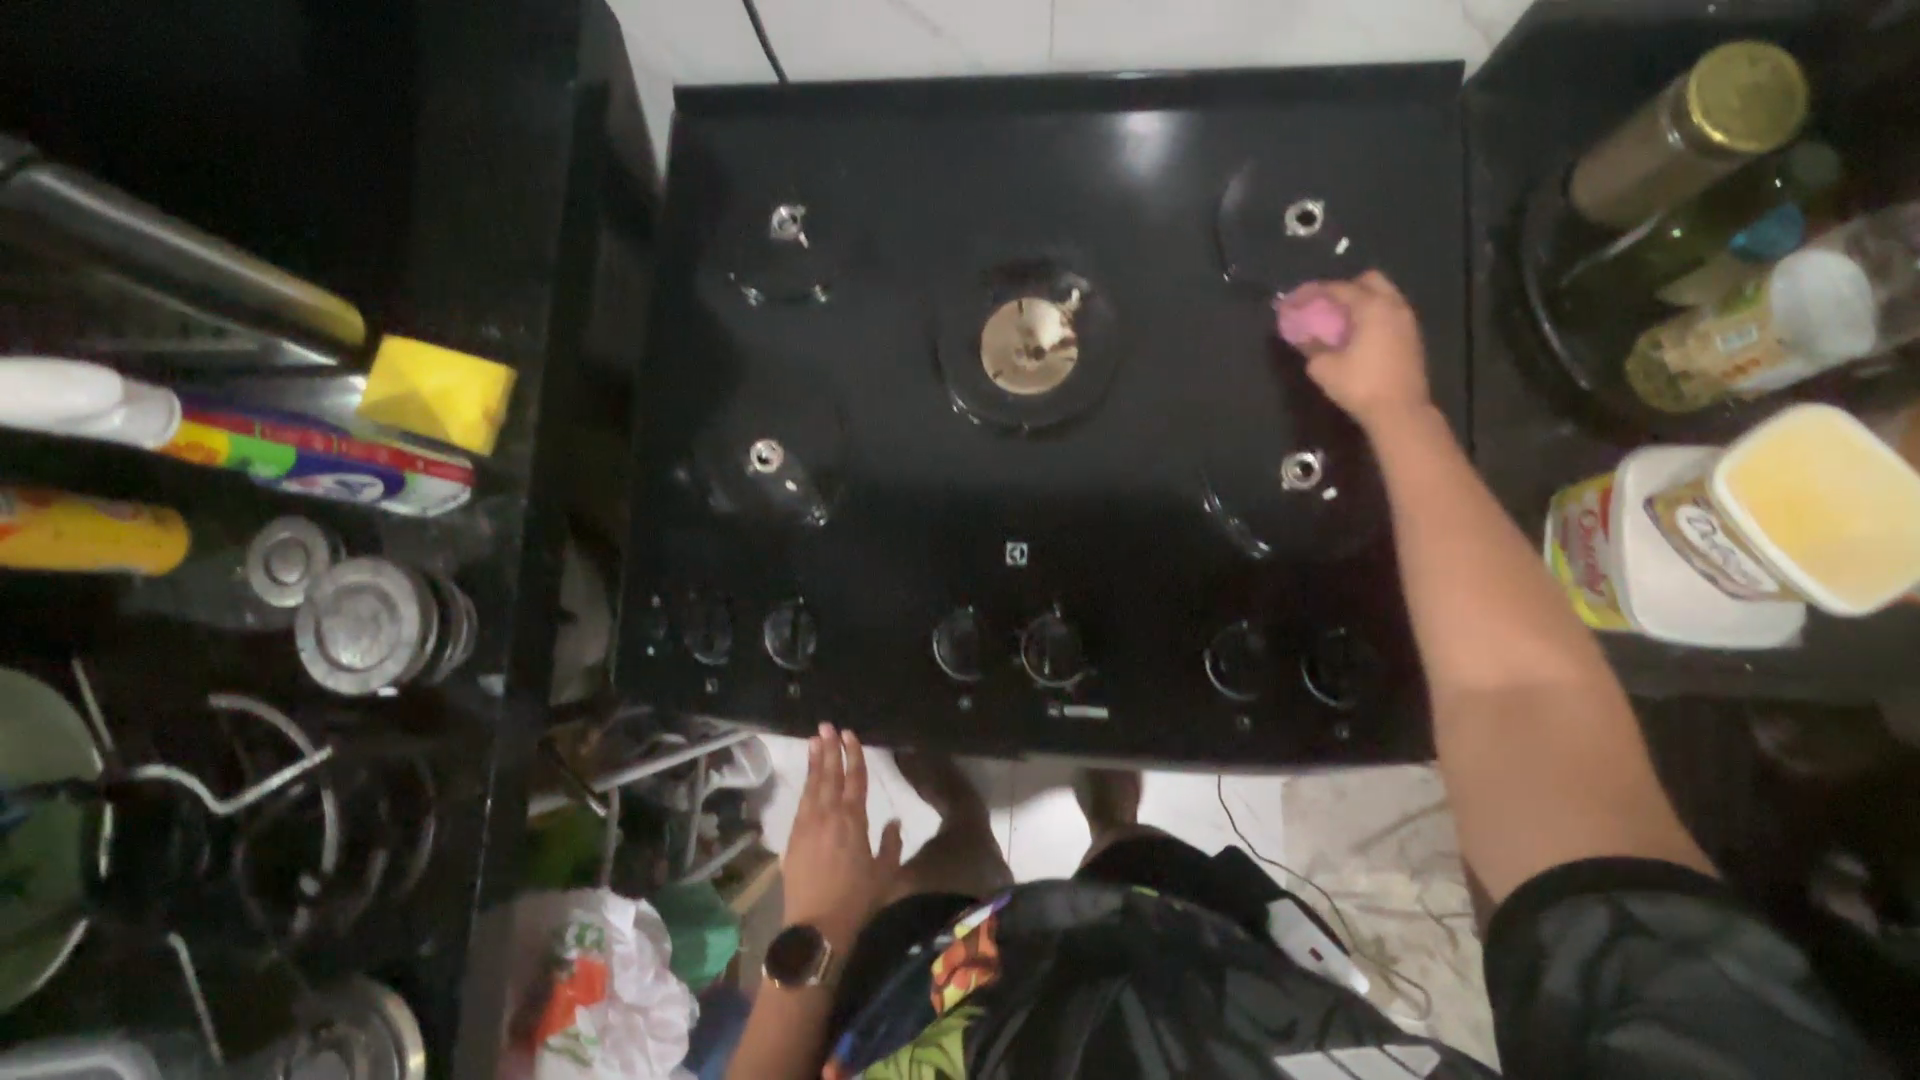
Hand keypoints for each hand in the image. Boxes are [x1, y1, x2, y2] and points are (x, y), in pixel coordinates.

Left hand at [782, 724, 902, 949]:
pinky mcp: (792, 838)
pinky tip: (807, 780)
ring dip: (814, 762)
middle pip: (830, 775)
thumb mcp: (885, 873)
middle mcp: (828, 815)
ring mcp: (806, 825)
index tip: (850, 734)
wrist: (816, 926)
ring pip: (812, 786)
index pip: (855, 779)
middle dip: (830, 749)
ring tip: (814, 741)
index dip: (853, 755)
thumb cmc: (857, 900)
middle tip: (827, 726)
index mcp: (854, 820)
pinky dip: (805, 786)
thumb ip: (890, 843)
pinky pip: (801, 804)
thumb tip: (892, 821)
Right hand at [1296, 270, 1431, 431]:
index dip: (1312, 292)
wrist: (1400, 411)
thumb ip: (1311, 345)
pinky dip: (1373, 315)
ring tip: (1339, 321)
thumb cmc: (1360, 386)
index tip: (1292, 300)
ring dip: (1360, 302)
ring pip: (1383, 296)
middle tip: (1324, 306)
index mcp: (1371, 307)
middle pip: (1369, 280)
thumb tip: (1303, 336)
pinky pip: (1390, 313)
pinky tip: (1358, 335)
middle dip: (1344, 288)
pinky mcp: (1412, 337)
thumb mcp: (1324, 367)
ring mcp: (1407, 321)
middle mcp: (1393, 306)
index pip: (1338, 288)